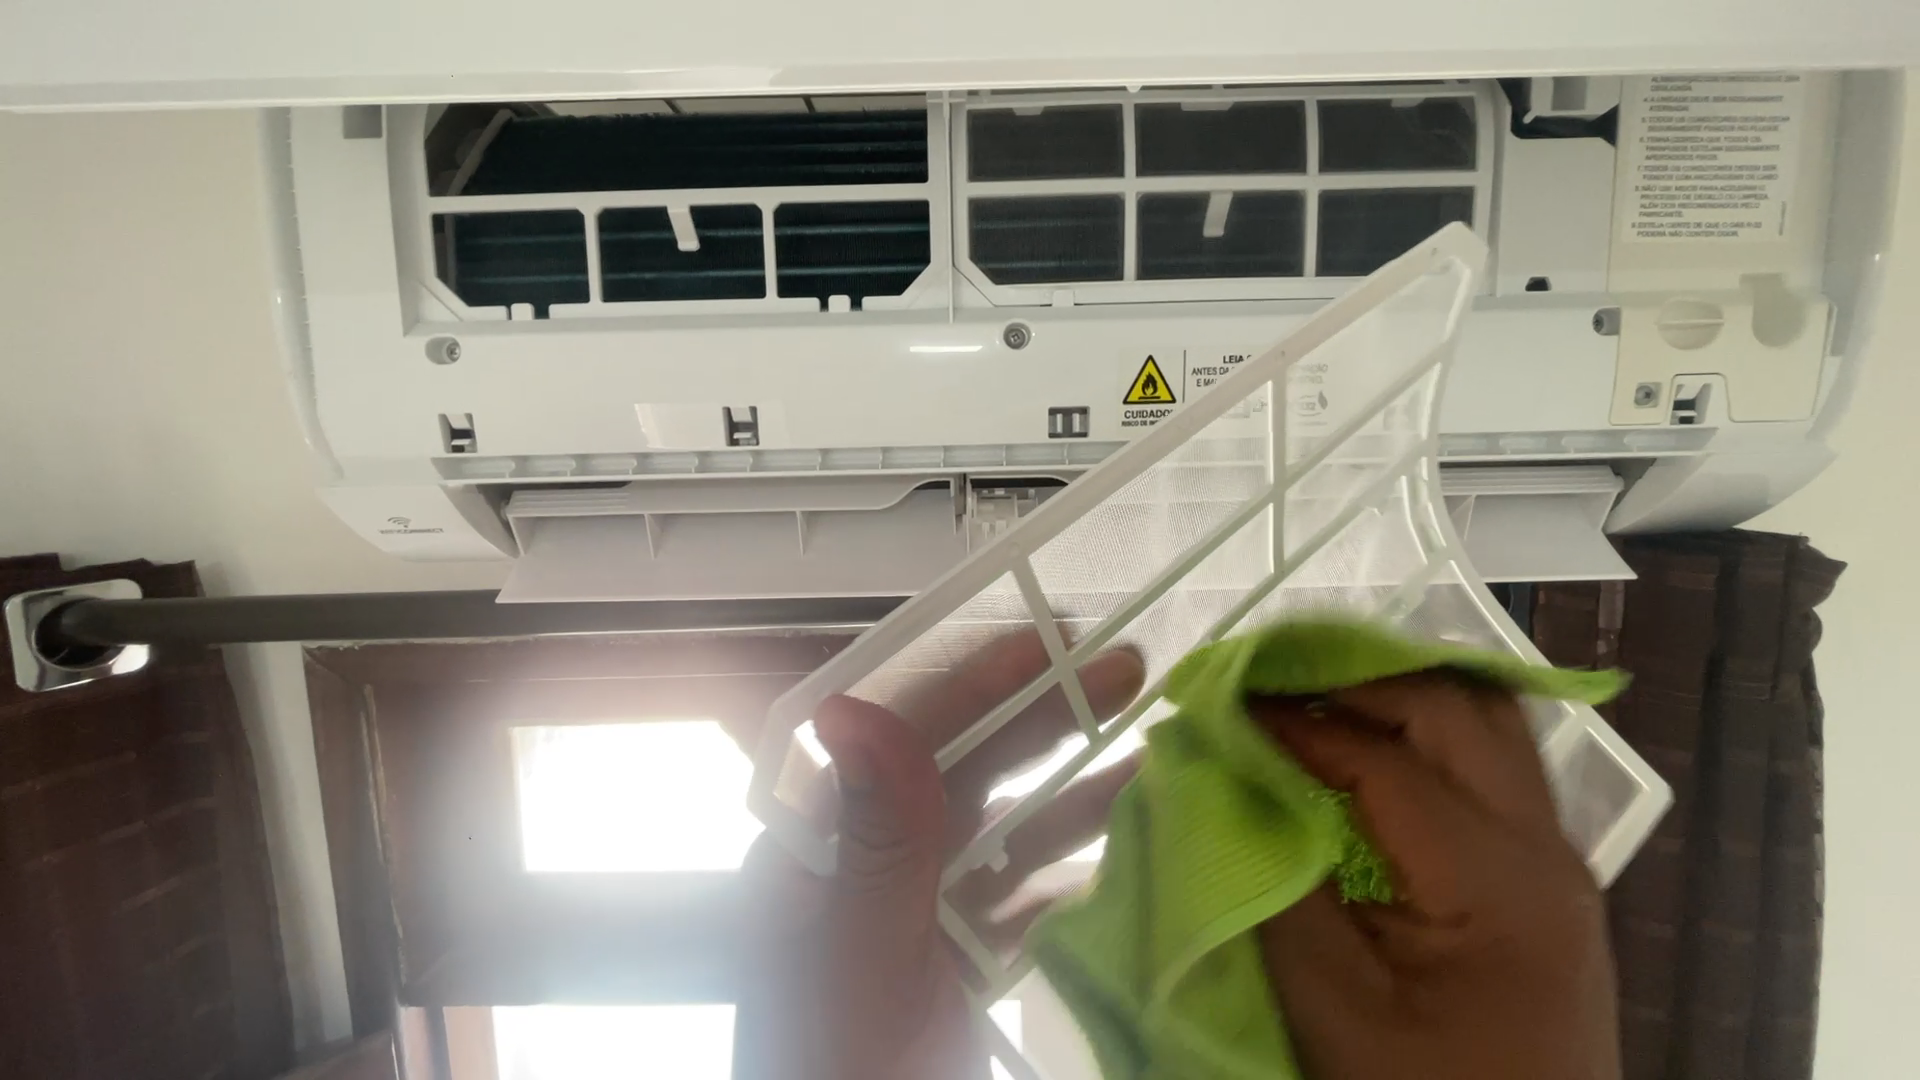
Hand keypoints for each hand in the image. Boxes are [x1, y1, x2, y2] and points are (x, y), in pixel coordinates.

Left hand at [732, 632, 1145, 1079]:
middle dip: (1043, 715)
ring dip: (1073, 785)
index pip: (902, 732)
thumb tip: (851, 706)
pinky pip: (1021, 882)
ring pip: (1002, 818)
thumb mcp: (865, 960)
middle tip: (1125, 672)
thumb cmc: (848, 1074)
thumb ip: (875, 840)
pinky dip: (1074, 859)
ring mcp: (915, 900)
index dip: (979, 679)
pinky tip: (1127, 837)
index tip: (1055, 643)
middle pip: (963, 763)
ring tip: (1147, 750)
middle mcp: (868, 856)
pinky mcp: (955, 945)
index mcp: (822, 843)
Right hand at [1255, 673, 1620, 1079]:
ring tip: (1312, 692)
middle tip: (1269, 680)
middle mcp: (1545, 849)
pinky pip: (1486, 758)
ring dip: (1394, 691)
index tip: (1223, 703)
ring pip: (1484, 720)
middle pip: (1454, 710)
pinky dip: (1420, 725)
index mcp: (1498, 886)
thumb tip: (1229, 774)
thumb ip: (1278, 877)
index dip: (1295, 722)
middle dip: (1352, 678)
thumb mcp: (1330, 1002)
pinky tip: (1365, 736)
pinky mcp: (1538, 868)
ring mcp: (1553, 855)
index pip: (1384, 761)